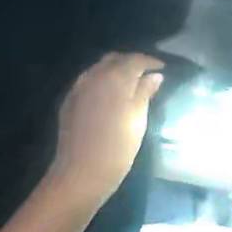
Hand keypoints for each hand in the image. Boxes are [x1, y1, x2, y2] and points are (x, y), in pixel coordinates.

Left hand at [41, 53, 164, 211]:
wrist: (79, 172)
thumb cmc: (116, 149)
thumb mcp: (138, 120)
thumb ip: (144, 93)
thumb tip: (154, 76)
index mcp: (114, 78)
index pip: (135, 59)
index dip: (150, 61)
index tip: (162, 68)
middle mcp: (93, 76)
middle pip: (114, 59)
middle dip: (131, 62)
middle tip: (146, 74)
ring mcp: (78, 87)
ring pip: (99, 68)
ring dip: (115, 70)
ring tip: (130, 83)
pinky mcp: (69, 99)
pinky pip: (88, 80)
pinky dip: (101, 81)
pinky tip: (109, 94)